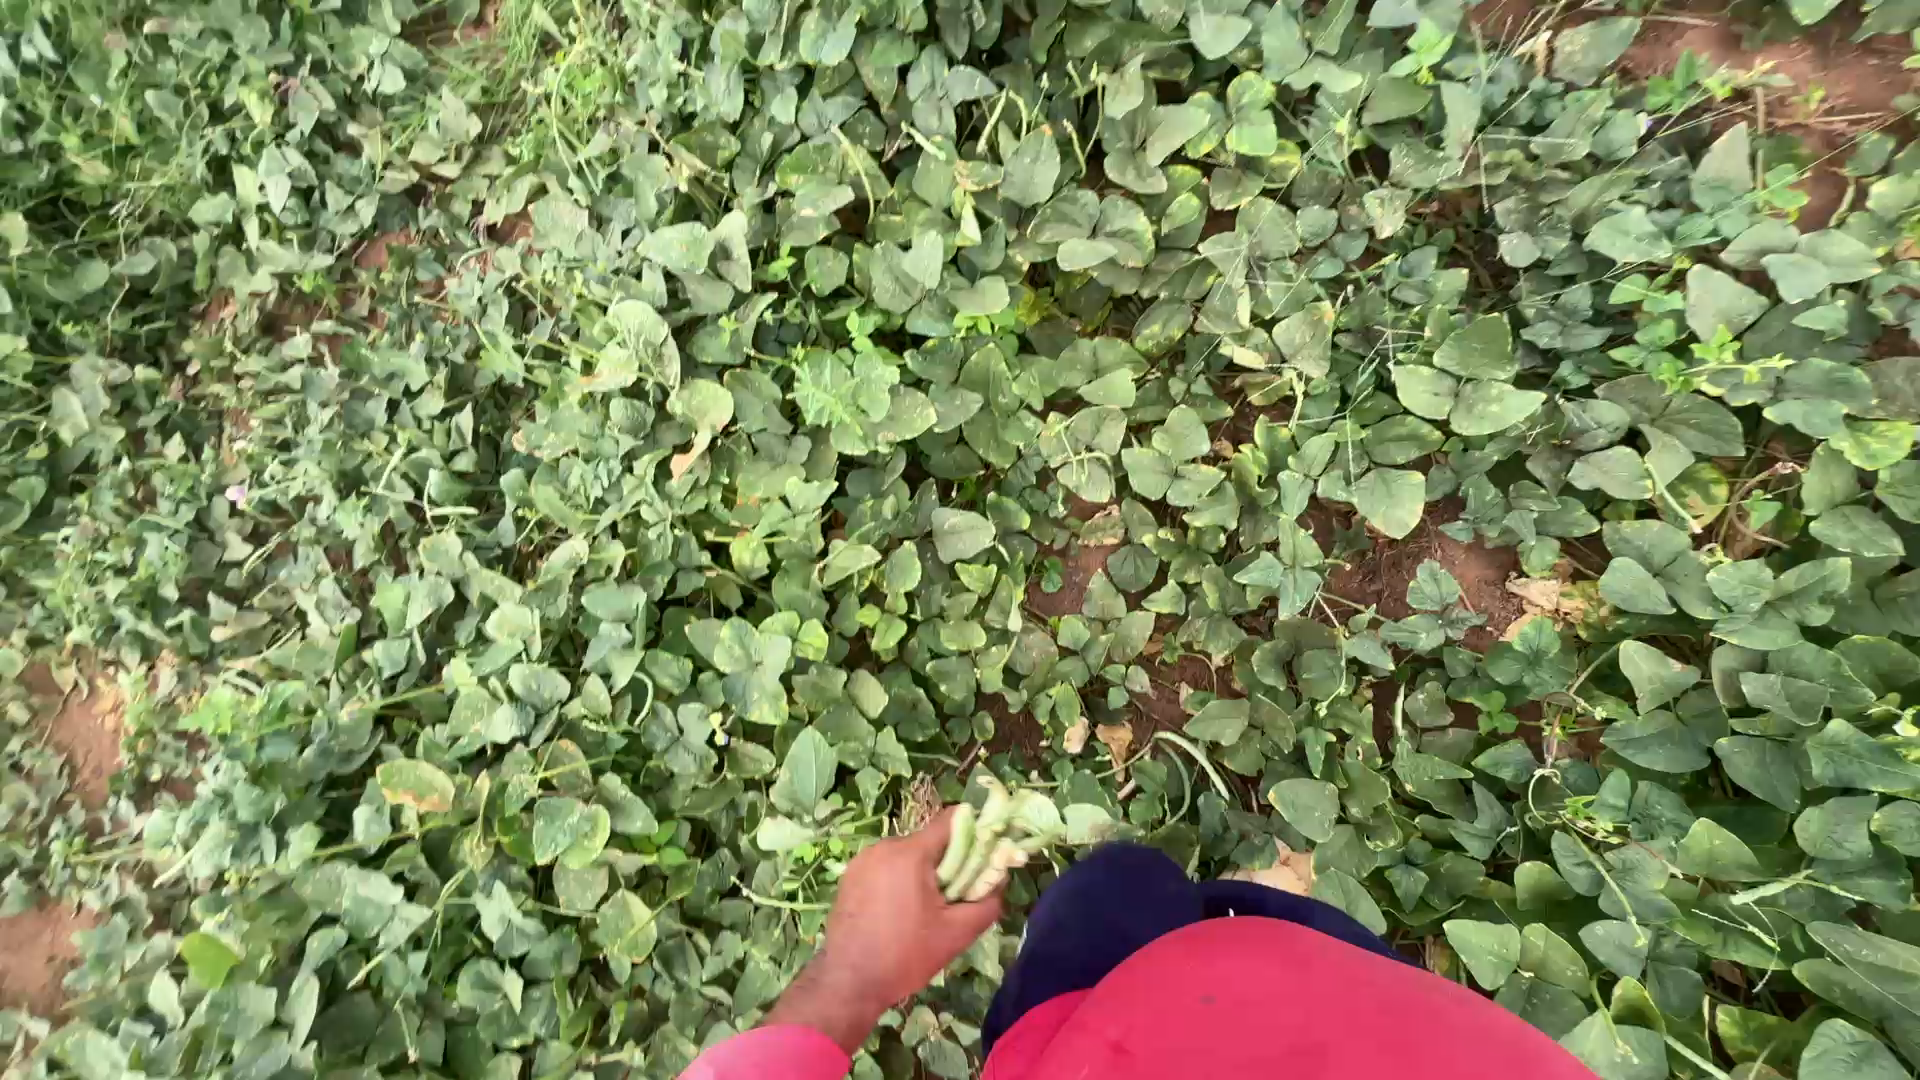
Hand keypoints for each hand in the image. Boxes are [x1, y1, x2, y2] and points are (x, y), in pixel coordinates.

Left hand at [764, 807, 1003, 1051]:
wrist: (846, 984)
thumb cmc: (903, 956)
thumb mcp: (955, 935)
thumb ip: (986, 903)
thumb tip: (999, 879)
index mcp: (910, 853)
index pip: (950, 821)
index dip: (973, 832)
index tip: (983, 854)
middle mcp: (885, 846)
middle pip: (929, 842)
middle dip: (946, 863)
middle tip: (952, 897)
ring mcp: (863, 859)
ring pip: (907, 855)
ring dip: (921, 874)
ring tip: (923, 911)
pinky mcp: (850, 875)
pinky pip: (886, 866)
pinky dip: (898, 880)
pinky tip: (897, 913)